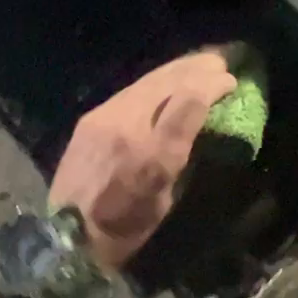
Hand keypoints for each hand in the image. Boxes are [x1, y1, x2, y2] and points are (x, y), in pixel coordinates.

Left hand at [49, 52, 236, 270]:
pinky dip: (153, 82)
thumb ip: (180, 156)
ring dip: (175, 70)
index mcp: (152, 156)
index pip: (186, 103)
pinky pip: (128, 91)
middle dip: (196, 69)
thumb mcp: (165, 200)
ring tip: (198, 63)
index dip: (211, 86)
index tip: (230, 80)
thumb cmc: (125, 230)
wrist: (68, 237)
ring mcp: (104, 118)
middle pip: (166, 83)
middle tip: (220, 61)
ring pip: (146, 82)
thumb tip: (198, 124)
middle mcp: (127, 128)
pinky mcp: (90, 119)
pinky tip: (165, 80)